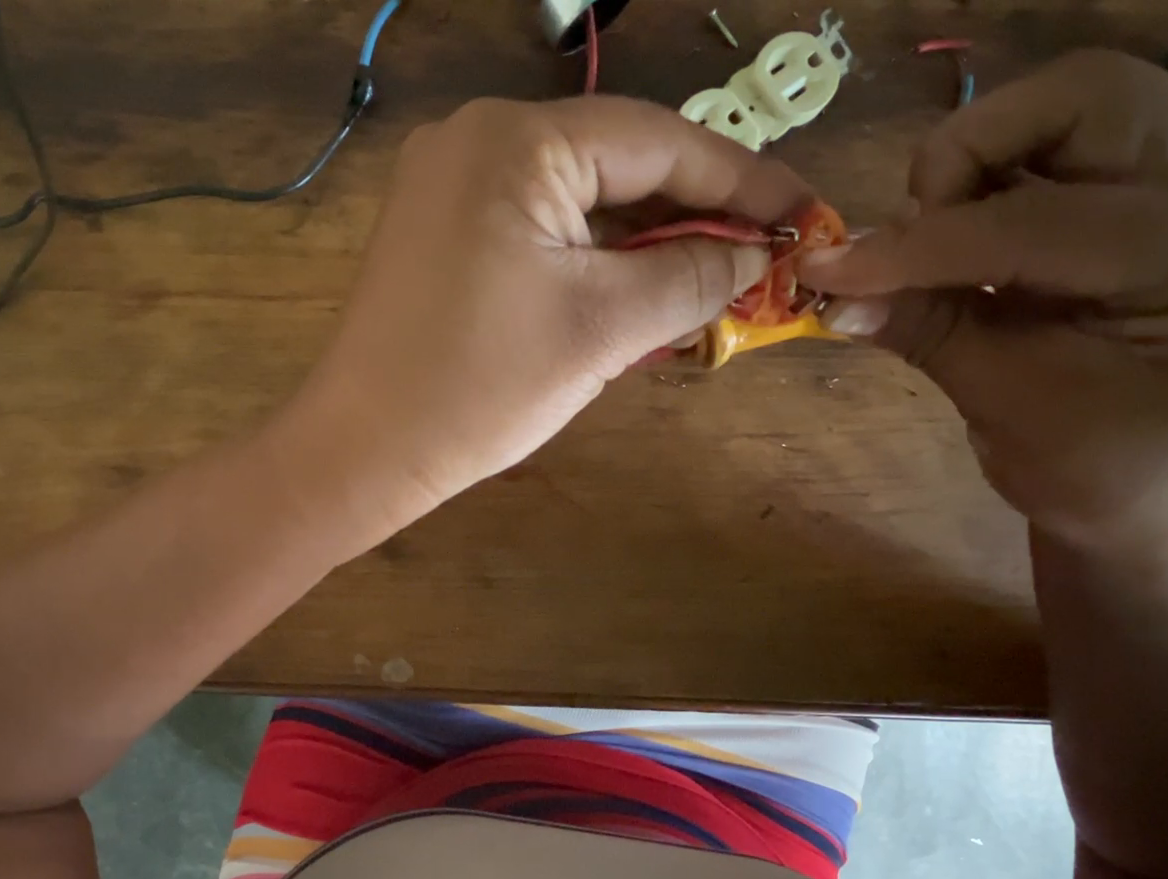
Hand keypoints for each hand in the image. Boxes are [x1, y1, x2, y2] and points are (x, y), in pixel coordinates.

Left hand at [272, 95, 809, 535]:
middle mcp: (475, 138)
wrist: (361, 451)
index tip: (807, 217)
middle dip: (690, 214)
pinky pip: (533, 223)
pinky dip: (586, 254)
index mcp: (516, 140)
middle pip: (616, 162)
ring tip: (707, 283)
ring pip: (575, 196)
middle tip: (759, 259)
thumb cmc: (478, 389)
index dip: (743, 182)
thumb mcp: (602, 328)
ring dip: (640, 240)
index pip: (660, 141)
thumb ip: (693, 275)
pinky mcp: (435, 227)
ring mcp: (445, 182)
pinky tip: (632, 287)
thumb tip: (755, 252)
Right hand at [799, 50, 1167, 579]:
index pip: (1042, 220)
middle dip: (969, 156)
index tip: (825, 269)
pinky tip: (963, 247)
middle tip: (913, 235)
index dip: (921, 243)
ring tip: (937, 245)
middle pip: (1085, 100)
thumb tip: (826, 289)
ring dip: (980, 164)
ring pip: (1074, 108)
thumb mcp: (1011, 405)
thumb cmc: (1107, 477)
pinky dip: (994, 185)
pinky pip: (1068, 148)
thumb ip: (927, 329)